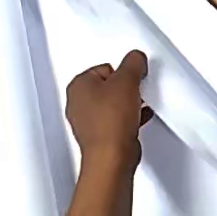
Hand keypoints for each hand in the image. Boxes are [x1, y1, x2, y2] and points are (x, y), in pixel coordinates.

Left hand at [65, 51, 151, 172]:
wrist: (113, 157)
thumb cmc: (110, 123)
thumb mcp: (127, 80)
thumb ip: (133, 63)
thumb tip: (136, 58)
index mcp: (78, 85)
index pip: (105, 67)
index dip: (122, 71)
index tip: (132, 74)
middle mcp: (78, 103)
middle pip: (107, 86)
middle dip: (124, 88)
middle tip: (135, 90)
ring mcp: (87, 122)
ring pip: (112, 105)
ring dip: (127, 104)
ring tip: (138, 105)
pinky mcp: (100, 137)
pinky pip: (116, 121)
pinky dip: (128, 118)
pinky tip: (138, 118)